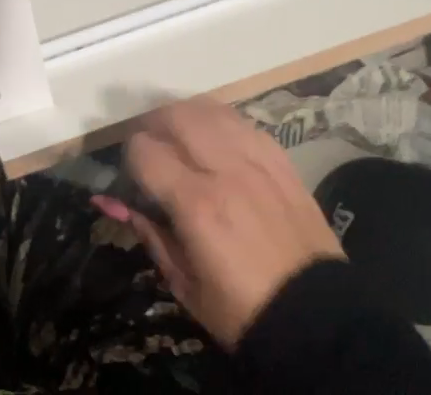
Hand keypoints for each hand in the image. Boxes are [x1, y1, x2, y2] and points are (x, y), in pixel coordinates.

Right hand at [97, 97, 344, 347]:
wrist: (318, 320)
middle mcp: (225, 171)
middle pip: (175, 116)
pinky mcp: (283, 163)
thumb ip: (148, 232)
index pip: (144, 149)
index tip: (133, 176)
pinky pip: (243, 123)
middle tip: (151, 148)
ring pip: (210, 110)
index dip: (129, 158)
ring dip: (186, 117)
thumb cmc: (242, 309)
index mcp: (196, 204)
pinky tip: (217, 141)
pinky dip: (221, 124)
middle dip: (153, 126)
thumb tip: (112, 201)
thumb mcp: (182, 282)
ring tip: (180, 137)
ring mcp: (258, 163)